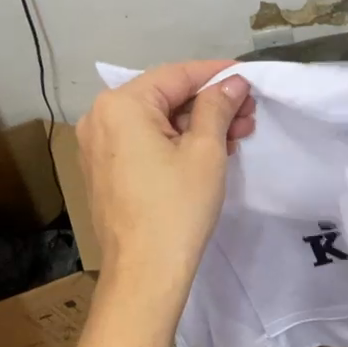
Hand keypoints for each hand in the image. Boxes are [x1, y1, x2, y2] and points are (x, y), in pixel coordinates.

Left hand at [74, 60, 256, 286]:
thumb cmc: (177, 208)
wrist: (146, 271)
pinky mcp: (106, 172)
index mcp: (121, 105)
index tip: (248, 77)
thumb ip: (217, 109)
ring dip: (196, 126)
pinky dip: (176, 143)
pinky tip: (208, 153)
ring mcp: (98, 147)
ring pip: (156, 123)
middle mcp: (100, 118)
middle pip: (164, 98)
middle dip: (209, 105)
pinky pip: (144, 144)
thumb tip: (231, 84)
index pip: (176, 75)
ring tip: (237, 136)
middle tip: (249, 114)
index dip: (216, 75)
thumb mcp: (206, 153)